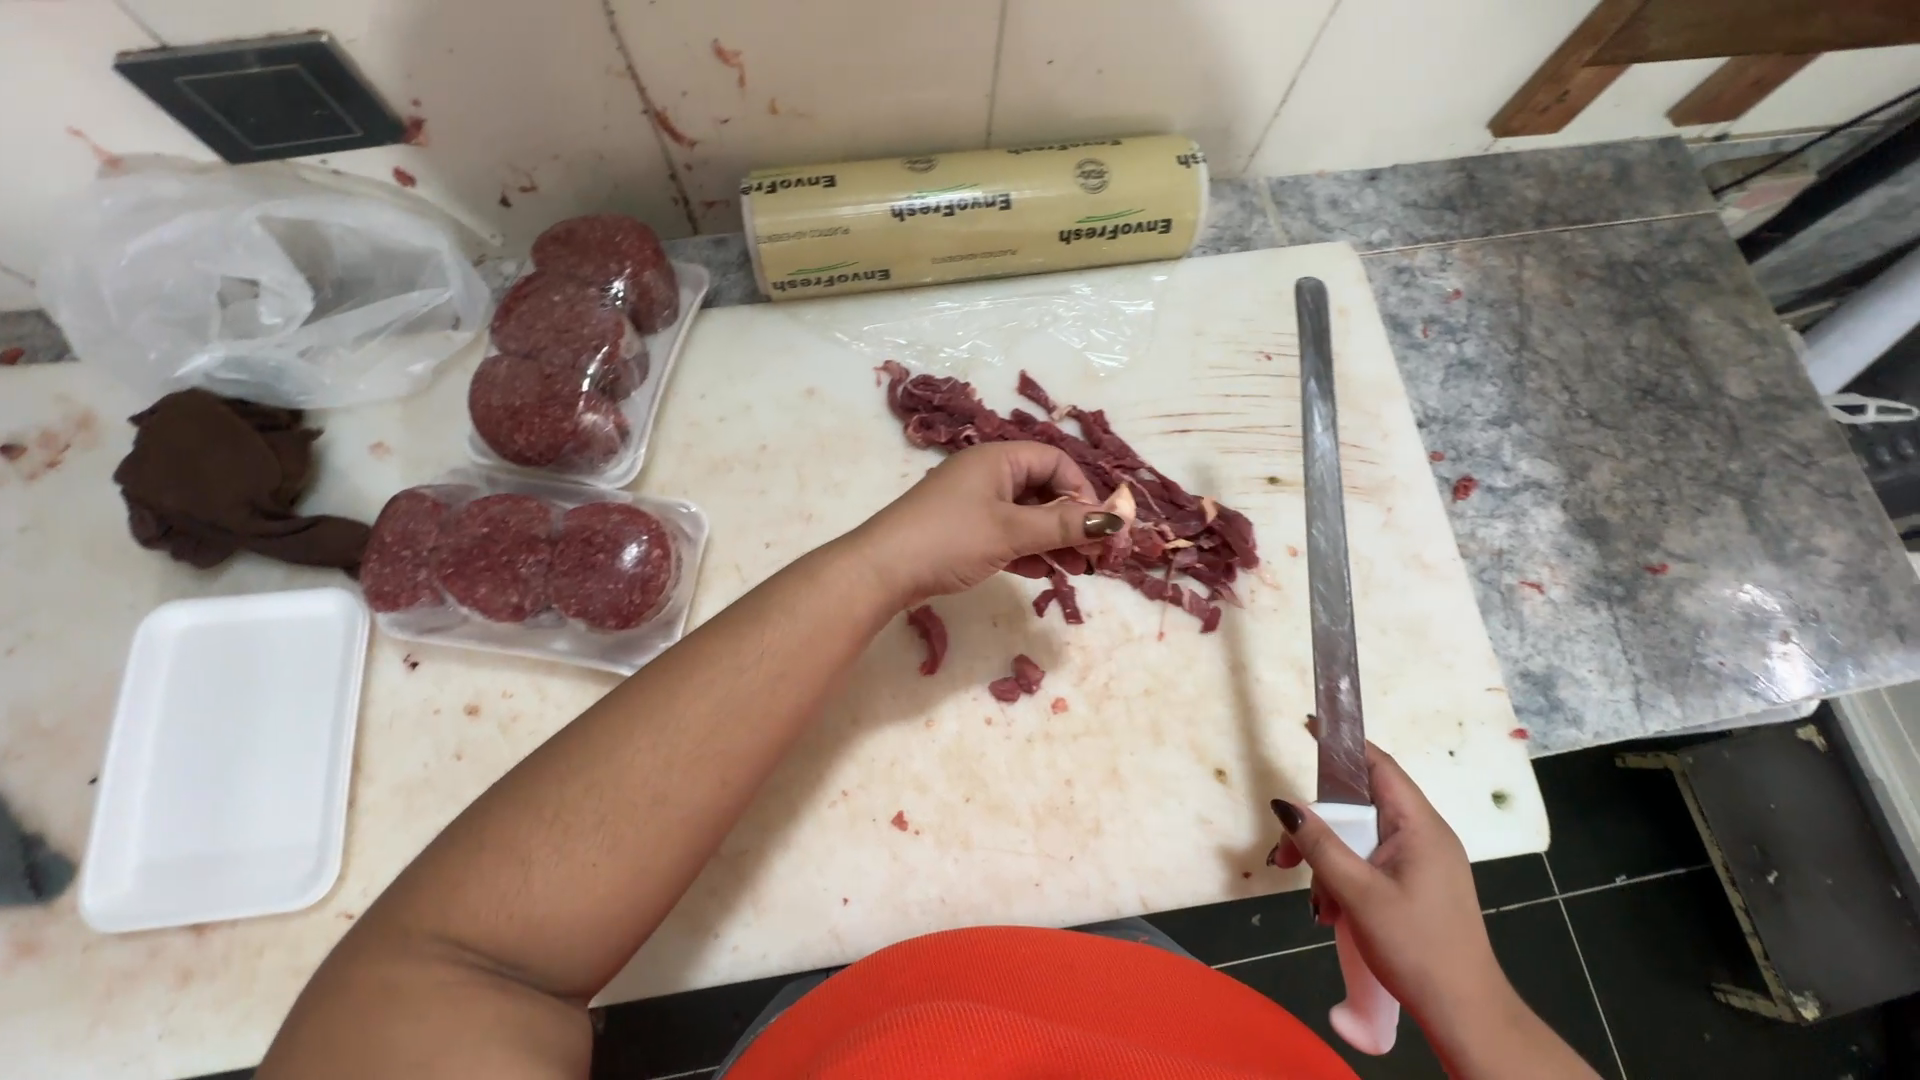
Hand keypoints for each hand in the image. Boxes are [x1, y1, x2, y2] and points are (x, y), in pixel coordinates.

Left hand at [849, 441, 1120, 605]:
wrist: (882, 571)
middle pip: (1044, 490)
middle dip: (1073, 521)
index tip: (1097, 526)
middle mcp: (987, 475)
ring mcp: (973, 504)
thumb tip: (1115, 519)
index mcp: (998, 459)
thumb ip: (1063, 525)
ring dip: (1054, 541)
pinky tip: (1043, 574)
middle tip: (1097, 555)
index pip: (1055, 462)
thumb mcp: (1011, 531)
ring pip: (1027, 516)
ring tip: (1078, 570)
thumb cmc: (949, 539)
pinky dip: (1028, 551)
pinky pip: (1007, 535)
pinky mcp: (963, 532)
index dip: (1082, 491)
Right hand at [1269, 745, 1511, 1030]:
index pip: (1379, 766)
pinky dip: (1344, 877)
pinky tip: (1332, 910)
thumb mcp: (1358, 893)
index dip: (1343, 744)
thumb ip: (1319, 844)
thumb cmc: (1416, 946)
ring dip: (1328, 859)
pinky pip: (1370, 862)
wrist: (1465, 1014)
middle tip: (1284, 853)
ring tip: (1315, 901)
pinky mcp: (1416, 885)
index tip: (1308, 726)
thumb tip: (1285, 804)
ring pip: (1360, 838)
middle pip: (1360, 806)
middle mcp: (1424, 836)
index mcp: (1419, 827)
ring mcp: (1422, 862)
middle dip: (1318, 824)